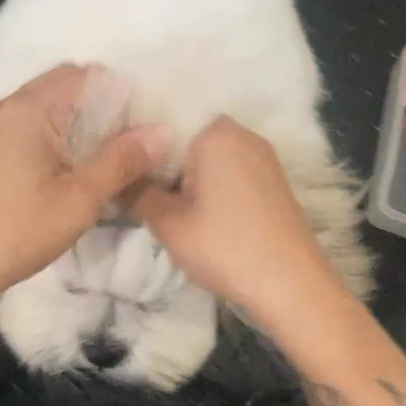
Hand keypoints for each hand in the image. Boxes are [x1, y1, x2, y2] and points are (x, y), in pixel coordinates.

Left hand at [0, 65, 168, 301]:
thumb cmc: (17, 230)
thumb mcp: (79, 199)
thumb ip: (121, 160)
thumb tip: (161, 131)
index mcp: (28, 108)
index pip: (82, 75)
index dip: (117, 93)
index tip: (140, 127)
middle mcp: (6, 107)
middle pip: (62, 86)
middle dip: (99, 107)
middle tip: (126, 144)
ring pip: (45, 108)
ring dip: (77, 124)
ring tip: (103, 159)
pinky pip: (27, 126)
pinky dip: (53, 137)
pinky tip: (68, 170)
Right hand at [131, 116, 345, 317]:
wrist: (293, 287)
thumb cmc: (225, 247)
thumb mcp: (168, 223)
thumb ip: (135, 190)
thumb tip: (111, 172)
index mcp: (216, 131)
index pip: (163, 118)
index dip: (136, 139)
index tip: (113, 159)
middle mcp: (242, 133)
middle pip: (186, 135)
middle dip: (160, 158)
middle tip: (129, 181)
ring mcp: (261, 156)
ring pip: (207, 154)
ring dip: (183, 173)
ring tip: (155, 197)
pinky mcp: (271, 179)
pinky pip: (227, 168)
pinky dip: (207, 183)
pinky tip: (191, 208)